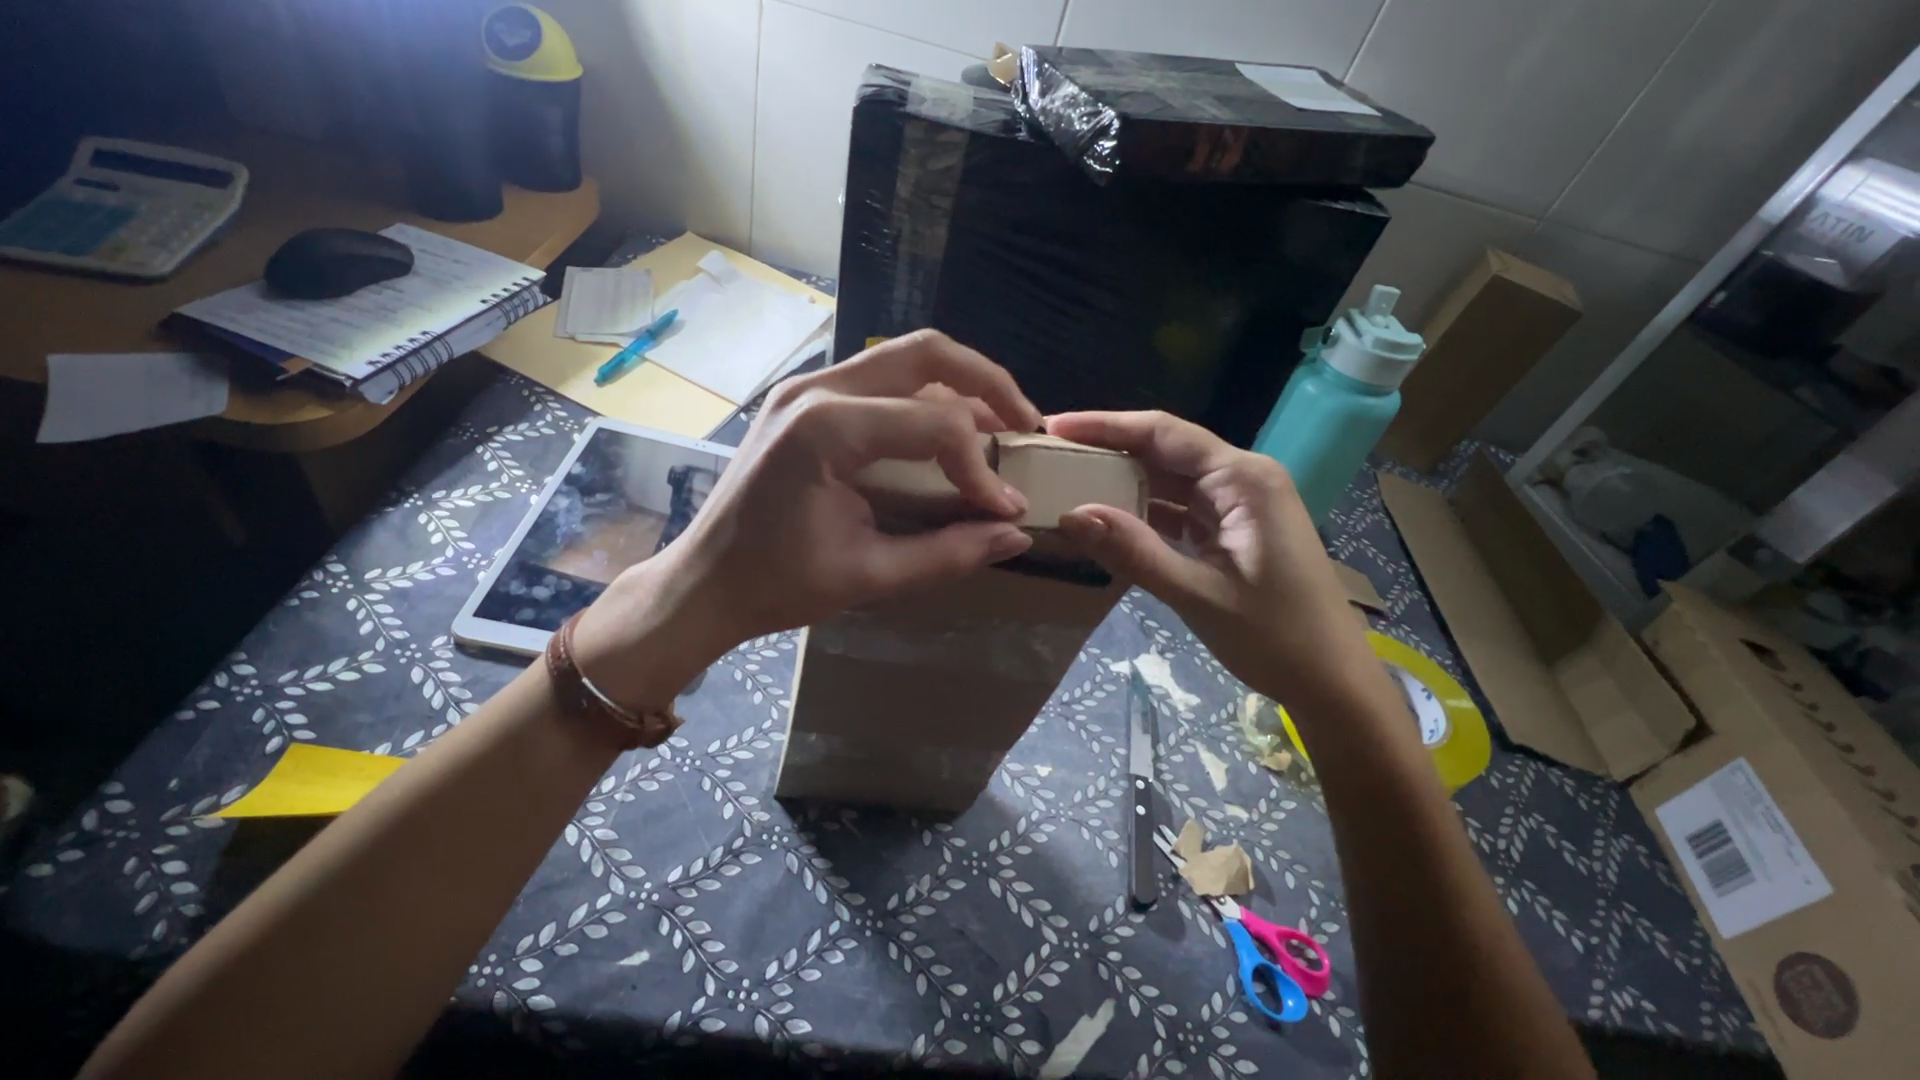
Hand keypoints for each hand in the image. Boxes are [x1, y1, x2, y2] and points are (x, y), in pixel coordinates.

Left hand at [575, 331, 1042, 704]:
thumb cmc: (777, 585)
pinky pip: (879, 378)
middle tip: (1026, 425)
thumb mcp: (869, 576)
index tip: (1004, 510)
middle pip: (927, 352)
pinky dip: (924, 396)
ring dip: (959, 384)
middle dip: (989, 384)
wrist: (704, 581)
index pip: (936, 424)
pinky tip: (945, 432)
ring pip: (904, 356)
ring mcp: (805, 388)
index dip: (982, 467)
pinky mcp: (803, 400)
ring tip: (998, 426)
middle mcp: (816, 389)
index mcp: (826, 429)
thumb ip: (948, 553)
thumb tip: (1016, 535)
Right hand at [1048, 411, 1379, 708]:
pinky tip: (1106, 521)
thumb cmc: (1276, 637)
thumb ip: (1134, 551)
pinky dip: (1144, 514)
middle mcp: (1243, 479)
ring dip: (1123, 484)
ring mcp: (1240, 506)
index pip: (1163, 433)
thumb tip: (1071, 514)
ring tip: (1067, 483)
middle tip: (1049, 457)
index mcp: (1243, 479)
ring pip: (1171, 482)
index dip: (1105, 425)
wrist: (1333, 682)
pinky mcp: (1235, 532)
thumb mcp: (1198, 595)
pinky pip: (1181, 511)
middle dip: (1108, 451)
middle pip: (1165, 451)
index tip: (1053, 427)